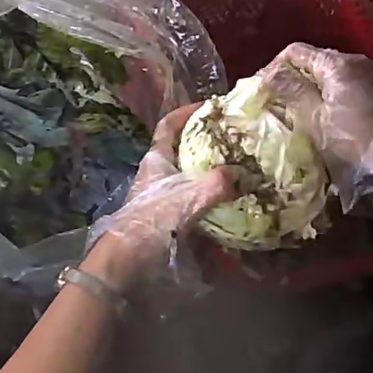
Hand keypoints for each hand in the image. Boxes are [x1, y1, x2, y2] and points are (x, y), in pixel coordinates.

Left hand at [81, 104, 240, 292]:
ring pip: (193, 180)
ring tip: (244, 174)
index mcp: (156, 162)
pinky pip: (199, 207)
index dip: (186, 113)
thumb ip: (217, 185)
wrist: (126, 266)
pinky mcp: (171, 223)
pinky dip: (216, 205)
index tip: (211, 106)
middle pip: (184, 153)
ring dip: (216, 177)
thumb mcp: (186, 198)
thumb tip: (245, 175)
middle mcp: (159, 178)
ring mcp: (164, 201)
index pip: (168, 127)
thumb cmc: (150, 223)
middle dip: (209, 146)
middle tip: (238, 143)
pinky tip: (237, 208)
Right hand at [257, 42, 372, 196]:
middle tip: (281, 103)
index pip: (296, 51)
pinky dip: (338, 94)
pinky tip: (337, 117)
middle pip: (316, 61)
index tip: (264, 89)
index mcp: (336, 64)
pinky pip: (355, 84)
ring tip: (307, 112)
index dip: (275, 67)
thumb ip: (291, 92)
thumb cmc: (358, 139)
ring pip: (337, 74)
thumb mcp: (316, 119)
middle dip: (296, 78)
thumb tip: (266, 74)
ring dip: (318, 88)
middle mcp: (357, 61)